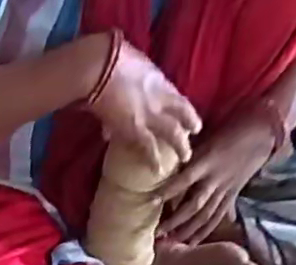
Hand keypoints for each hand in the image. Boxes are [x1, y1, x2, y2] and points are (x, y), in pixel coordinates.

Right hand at [87, 33, 200, 161]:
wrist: (100, 70)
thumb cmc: (111, 62)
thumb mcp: (130, 69)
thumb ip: (130, 88)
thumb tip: (121, 106)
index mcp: (159, 81)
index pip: (178, 98)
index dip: (186, 110)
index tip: (191, 118)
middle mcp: (159, 98)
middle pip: (182, 113)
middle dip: (191, 124)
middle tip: (195, 135)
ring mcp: (149, 114)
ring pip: (173, 132)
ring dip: (181, 145)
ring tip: (185, 157)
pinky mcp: (136, 129)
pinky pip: (148, 147)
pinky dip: (153, 160)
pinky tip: (157, 170)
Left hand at [156, 117, 273, 245]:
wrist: (265, 129)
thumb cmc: (230, 129)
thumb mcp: (207, 139)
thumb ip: (189, 157)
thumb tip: (164, 168)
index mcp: (208, 160)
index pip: (185, 178)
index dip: (169, 190)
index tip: (151, 201)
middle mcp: (216, 178)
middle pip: (194, 205)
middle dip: (174, 221)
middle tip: (156, 233)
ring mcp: (226, 189)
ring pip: (204, 215)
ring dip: (186, 231)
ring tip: (169, 242)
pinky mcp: (233, 195)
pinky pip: (217, 217)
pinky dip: (204, 231)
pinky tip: (191, 243)